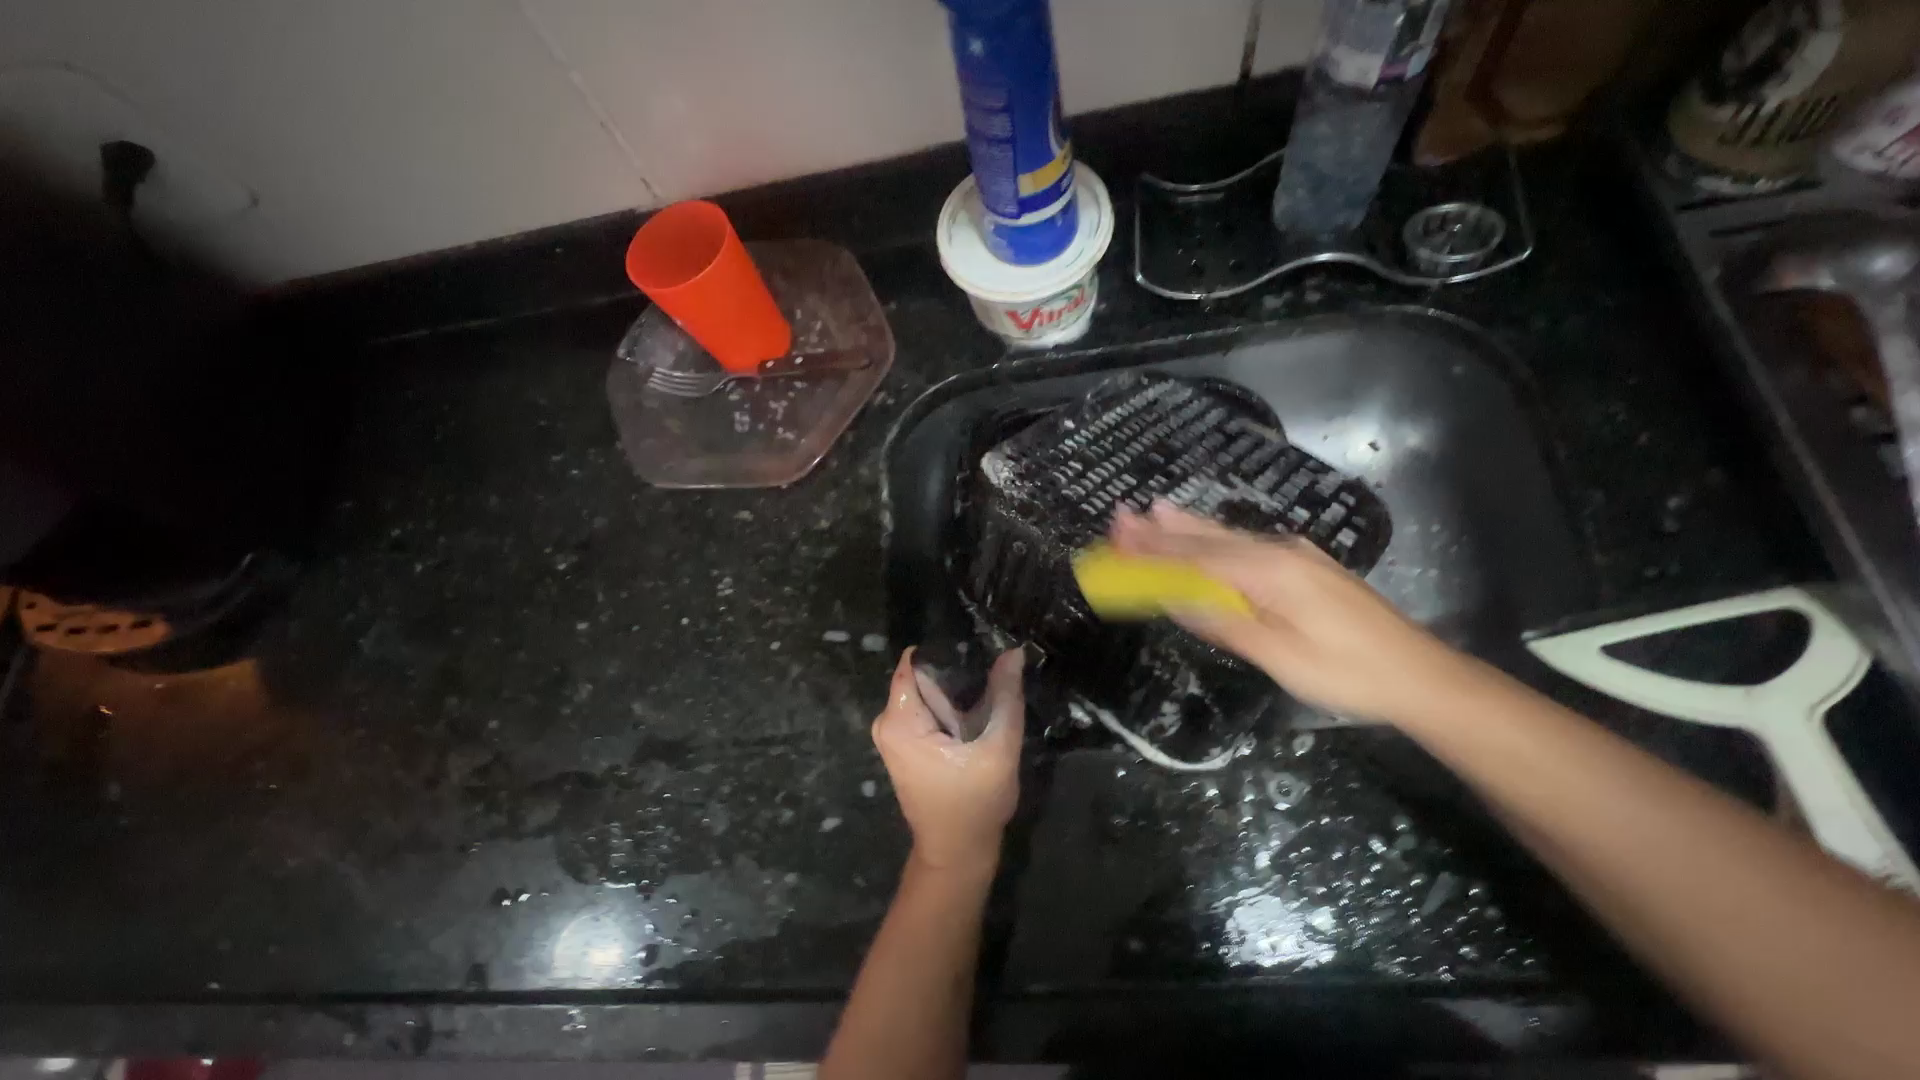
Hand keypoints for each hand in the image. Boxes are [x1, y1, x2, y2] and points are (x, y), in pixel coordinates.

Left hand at [871, 647, 1024, 871]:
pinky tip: (976, 712)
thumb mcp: (998, 749)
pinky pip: (927, 710)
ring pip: (928, 693)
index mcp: (899, 721)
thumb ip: (1005, 697)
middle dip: (956, 672)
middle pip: (922, 676)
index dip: (948, 650)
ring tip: (990, 691)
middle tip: (994, 671)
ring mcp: (894, 734)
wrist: (957, 852)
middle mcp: (887, 722)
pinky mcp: (905, 744)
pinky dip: (950, 708)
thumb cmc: (975, 804)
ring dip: (956, 691)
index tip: (981, 647)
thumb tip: (1012, 651)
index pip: (915, 661)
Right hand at [1109, 501, 1473, 723]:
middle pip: (1209, 539)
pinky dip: (1214, 540)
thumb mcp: (1280, 656)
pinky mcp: (1306, 568)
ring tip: (1154, 511)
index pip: (1195, 557)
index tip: (1115, 537)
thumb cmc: (1347, 672)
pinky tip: (1208, 534)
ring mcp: (1296, 557)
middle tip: (1121, 517)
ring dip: (1187, 529)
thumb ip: (1225, 622)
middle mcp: (1280, 552)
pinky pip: (1246, 546)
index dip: (1152, 549)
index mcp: (1269, 572)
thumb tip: (1174, 597)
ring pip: (1229, 538)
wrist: (1419, 674)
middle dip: (1162, 531)